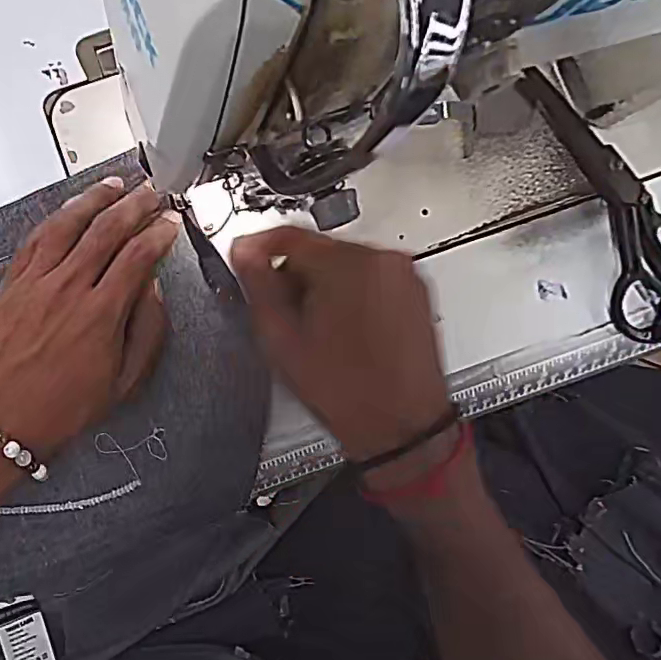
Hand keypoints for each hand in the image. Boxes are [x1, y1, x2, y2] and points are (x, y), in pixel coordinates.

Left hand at [0, 177, 177, 516]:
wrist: (6, 418)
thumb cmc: (62, 406)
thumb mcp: (124, 382)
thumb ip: (147, 331)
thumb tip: (154, 290)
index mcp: (101, 314)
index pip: (138, 255)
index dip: (159, 233)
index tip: (170, 224)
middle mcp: (68, 290)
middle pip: (107, 230)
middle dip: (135, 205)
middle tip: (150, 194)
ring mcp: (36, 283)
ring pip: (68, 224)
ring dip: (94, 199)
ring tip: (114, 185)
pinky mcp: (12, 285)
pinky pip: (35, 240)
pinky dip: (55, 219)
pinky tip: (69, 210)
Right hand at [230, 226, 451, 462]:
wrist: (400, 424)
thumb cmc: (348, 392)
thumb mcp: (281, 340)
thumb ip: (257, 288)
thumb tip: (245, 256)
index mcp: (346, 266)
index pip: (289, 236)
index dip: (257, 246)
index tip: (245, 256)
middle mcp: (382, 261)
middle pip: (318, 250)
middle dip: (293, 275)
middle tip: (281, 311)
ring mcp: (403, 275)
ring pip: (344, 264)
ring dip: (321, 285)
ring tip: (315, 329)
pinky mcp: (415, 291)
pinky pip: (369, 278)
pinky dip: (349, 295)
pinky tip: (341, 332)